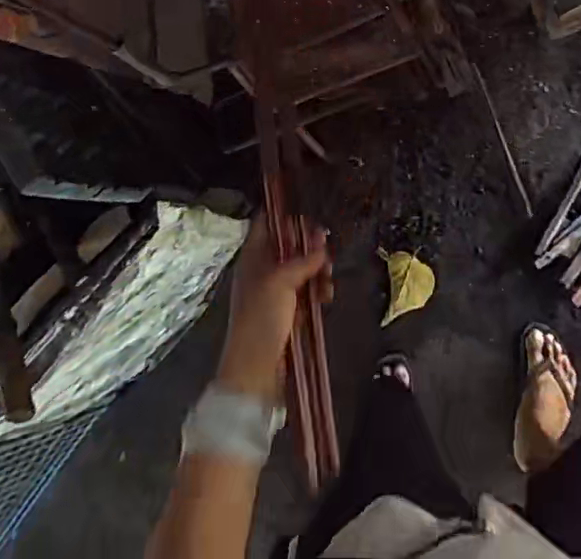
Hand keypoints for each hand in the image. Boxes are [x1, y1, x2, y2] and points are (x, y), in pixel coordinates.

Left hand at [215, 215, 329, 401]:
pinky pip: (308, 291)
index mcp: (253, 259)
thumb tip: (321, 248)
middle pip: (289, 245)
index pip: (265, 224)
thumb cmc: (261, 320)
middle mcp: (264, 270)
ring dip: (318, 268)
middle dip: (309, 244)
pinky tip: (326, 296)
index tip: (305, 209)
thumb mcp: (280, 283)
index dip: (282, 214)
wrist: (255, 371)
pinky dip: (319, 289)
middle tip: (325, 244)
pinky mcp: (290, 310)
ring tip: (327, 276)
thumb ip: (301, 261)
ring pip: (302, 267)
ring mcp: (277, 291)